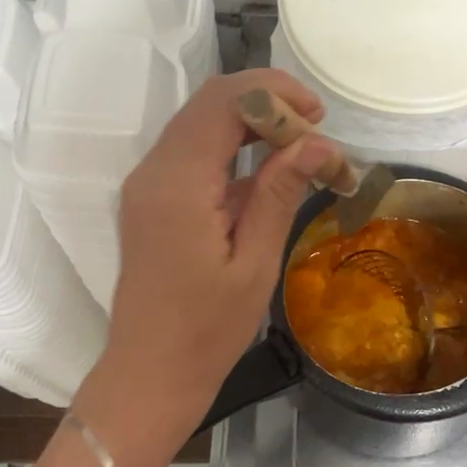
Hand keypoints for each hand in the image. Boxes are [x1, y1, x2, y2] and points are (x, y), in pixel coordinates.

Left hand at [103, 69, 336, 400]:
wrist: (151, 372)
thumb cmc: (206, 331)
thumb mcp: (255, 264)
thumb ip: (279, 194)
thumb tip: (316, 142)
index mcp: (178, 183)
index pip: (224, 102)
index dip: (274, 93)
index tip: (319, 117)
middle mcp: (154, 171)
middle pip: (209, 105)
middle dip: (266, 104)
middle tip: (316, 131)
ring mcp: (148, 186)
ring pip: (200, 126)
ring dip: (250, 126)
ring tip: (300, 151)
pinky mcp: (151, 202)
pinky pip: (192, 156)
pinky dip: (232, 153)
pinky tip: (268, 177)